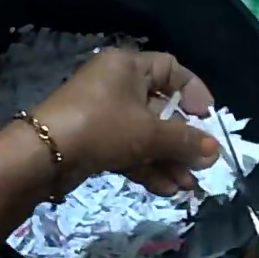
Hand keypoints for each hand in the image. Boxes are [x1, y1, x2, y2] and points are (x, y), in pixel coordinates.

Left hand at [31, 49, 220, 194]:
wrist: (44, 156)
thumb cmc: (102, 127)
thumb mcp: (149, 133)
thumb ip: (185, 141)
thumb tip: (214, 151)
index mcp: (128, 67)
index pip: (172, 69)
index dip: (194, 93)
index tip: (209, 119)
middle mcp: (116, 86)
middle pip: (161, 109)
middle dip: (182, 141)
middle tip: (201, 164)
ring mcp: (104, 115)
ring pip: (146, 136)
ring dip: (168, 161)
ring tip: (187, 187)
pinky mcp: (95, 141)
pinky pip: (129, 151)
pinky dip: (147, 168)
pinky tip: (166, 190)